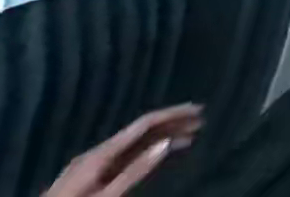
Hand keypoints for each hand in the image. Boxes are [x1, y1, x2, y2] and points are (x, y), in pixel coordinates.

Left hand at [44, 104, 202, 196]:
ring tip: (187, 139)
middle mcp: (98, 152)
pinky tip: (156, 155)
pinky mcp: (89, 178)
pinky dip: (145, 153)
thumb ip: (135, 172)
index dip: (172, 114)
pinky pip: (124, 157)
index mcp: (101, 153)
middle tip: (200, 123)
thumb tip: (166, 142)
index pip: (144, 124)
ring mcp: (92, 165)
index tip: (197, 110)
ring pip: (133, 145)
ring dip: (161, 138)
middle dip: (171, 124)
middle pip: (140, 131)